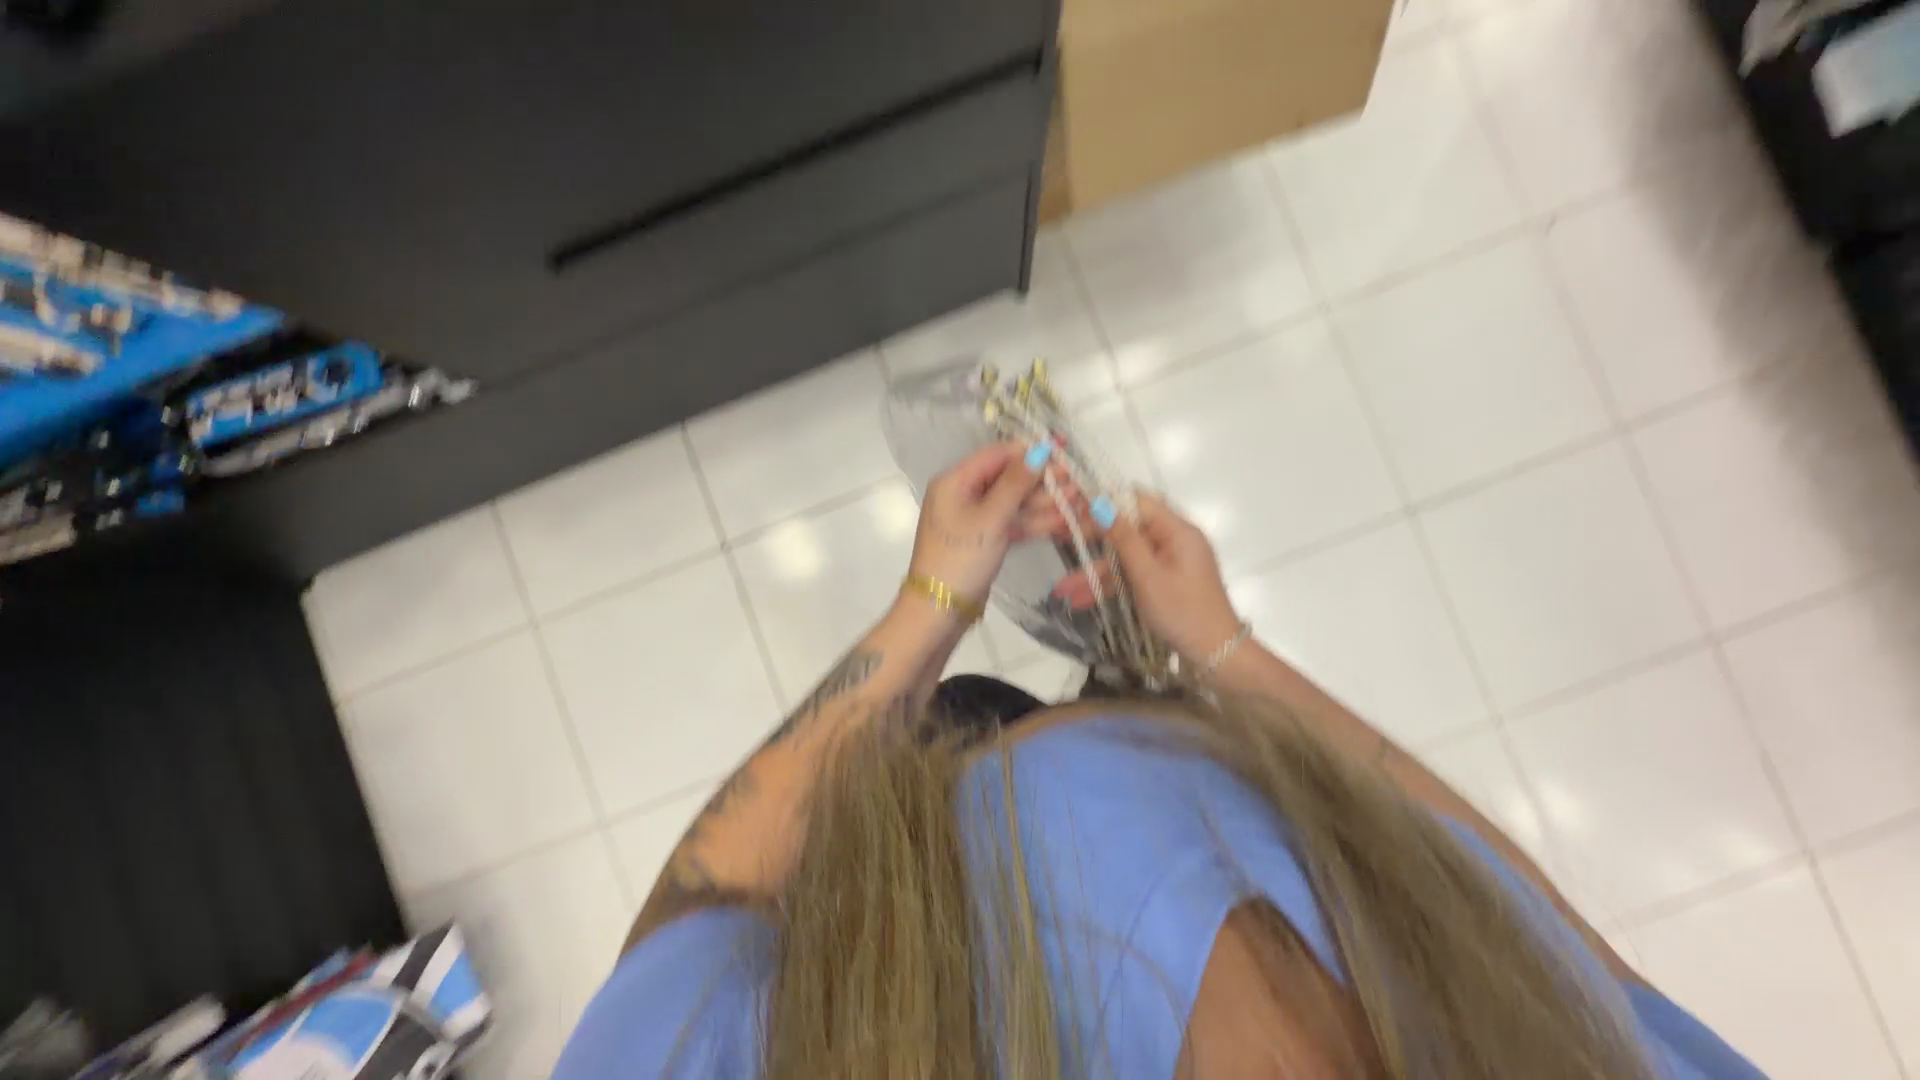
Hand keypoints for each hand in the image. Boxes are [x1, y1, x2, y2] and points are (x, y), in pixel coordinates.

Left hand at [907, 440, 1076, 610]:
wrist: (939, 611)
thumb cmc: (961, 558)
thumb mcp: (990, 518)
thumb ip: (1016, 483)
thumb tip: (1039, 450)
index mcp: (955, 481)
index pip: (997, 455)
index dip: (1031, 451)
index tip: (1063, 449)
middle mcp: (962, 494)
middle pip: (1008, 478)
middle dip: (1042, 480)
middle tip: (1077, 482)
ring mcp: (973, 518)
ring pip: (1013, 502)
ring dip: (1043, 503)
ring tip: (1078, 502)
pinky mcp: (983, 540)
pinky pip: (1011, 523)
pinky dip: (1033, 523)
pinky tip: (1062, 523)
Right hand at [1052, 491, 1243, 664]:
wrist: (1216, 654)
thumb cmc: (1182, 611)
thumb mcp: (1147, 575)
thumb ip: (1123, 539)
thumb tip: (1101, 503)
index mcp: (1177, 530)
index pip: (1138, 501)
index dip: (1106, 502)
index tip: (1074, 508)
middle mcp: (1174, 540)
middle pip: (1128, 529)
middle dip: (1093, 540)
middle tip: (1060, 541)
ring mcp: (1169, 562)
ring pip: (1126, 557)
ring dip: (1096, 571)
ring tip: (1063, 588)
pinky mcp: (1165, 582)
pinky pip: (1133, 575)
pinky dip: (1111, 586)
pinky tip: (1082, 599)